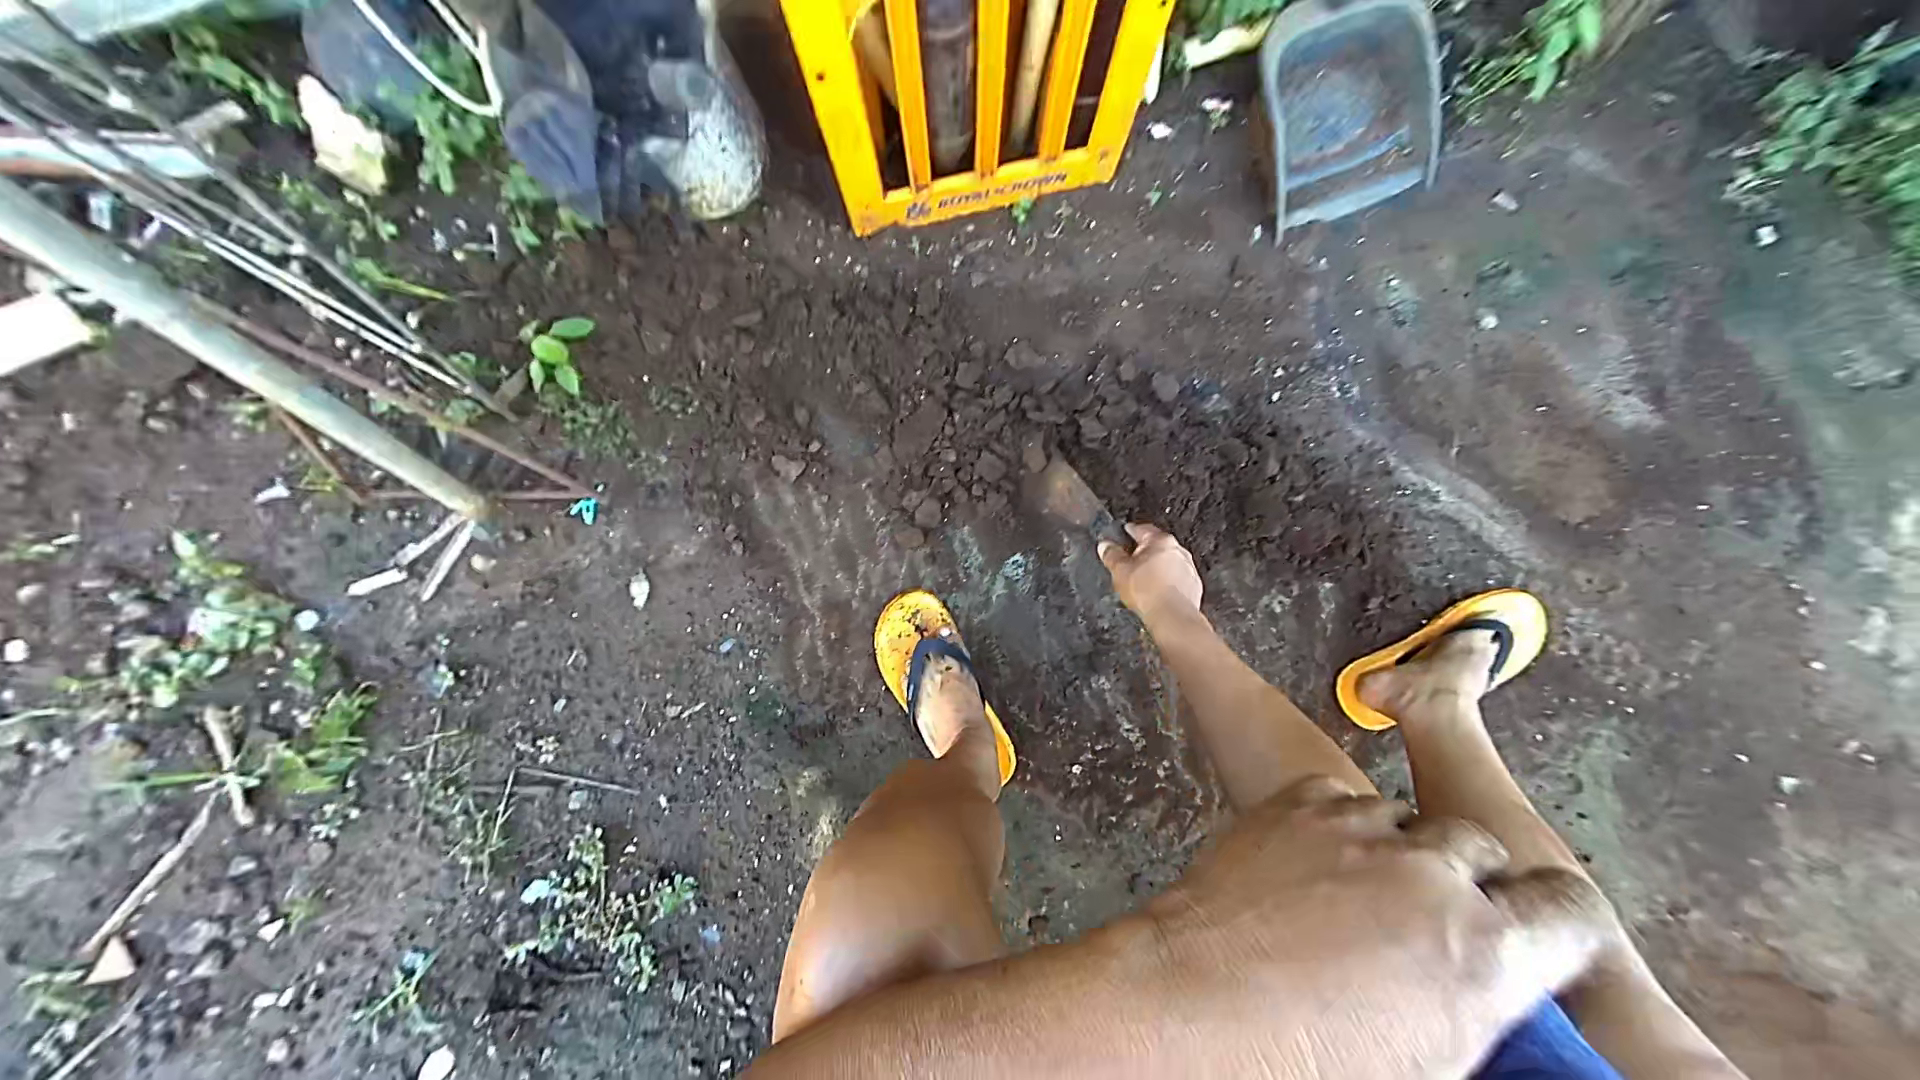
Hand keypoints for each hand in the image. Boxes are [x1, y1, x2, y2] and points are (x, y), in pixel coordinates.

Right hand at [1098, 523, 1202, 625]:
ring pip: (1168, 563)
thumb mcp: (1120, 571)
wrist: (1172, 616)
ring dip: (1156, 568)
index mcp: (1160, 541)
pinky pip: (1176, 579)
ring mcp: (1188, 568)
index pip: (1141, 529)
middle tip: (1129, 561)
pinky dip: (1166, 582)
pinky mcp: (1193, 586)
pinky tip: (1156, 593)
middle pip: (1156, 546)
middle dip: (1143, 552)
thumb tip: (1105, 546)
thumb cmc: (1148, 592)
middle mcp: (1178, 551)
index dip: (1129, 531)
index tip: (1124, 533)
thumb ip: (1112, 555)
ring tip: (1142, 581)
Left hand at [1142, 775, 1618, 1079]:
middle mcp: (1428, 874)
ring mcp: (1356, 827)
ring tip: (1359, 877)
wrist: (1202, 998)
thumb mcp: (1431, 1060)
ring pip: (1404, 813)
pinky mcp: (1295, 801)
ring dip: (1395, 841)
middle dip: (1464, 869)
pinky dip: (1335, 816)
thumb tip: (1484, 988)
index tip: (1532, 923)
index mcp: (1488, 953)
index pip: (1568, 907)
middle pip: (1476, 841)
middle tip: (1428, 900)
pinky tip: (1314, 849)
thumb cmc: (1309, 1056)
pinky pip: (1338, 793)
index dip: (1550, 915)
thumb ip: (1475, 1006)